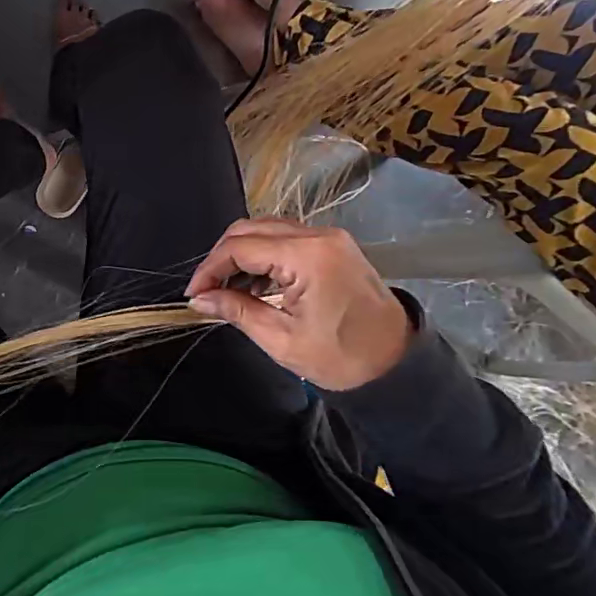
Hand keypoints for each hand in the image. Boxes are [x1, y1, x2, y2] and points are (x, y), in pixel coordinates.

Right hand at [183, 219, 410, 391]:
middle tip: (207, 289)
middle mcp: (318, 236)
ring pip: (264, 229)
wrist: (400, 365)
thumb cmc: (342, 357)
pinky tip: (254, 282)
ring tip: (227, 287)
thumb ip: (236, 311)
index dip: (209, 269)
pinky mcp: (333, 246)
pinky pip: (283, 237)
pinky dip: (261, 254)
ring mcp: (328, 238)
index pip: (239, 248)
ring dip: (239, 253)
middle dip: (221, 257)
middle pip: (248, 229)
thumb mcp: (281, 339)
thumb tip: (200, 299)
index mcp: (307, 257)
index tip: (195, 294)